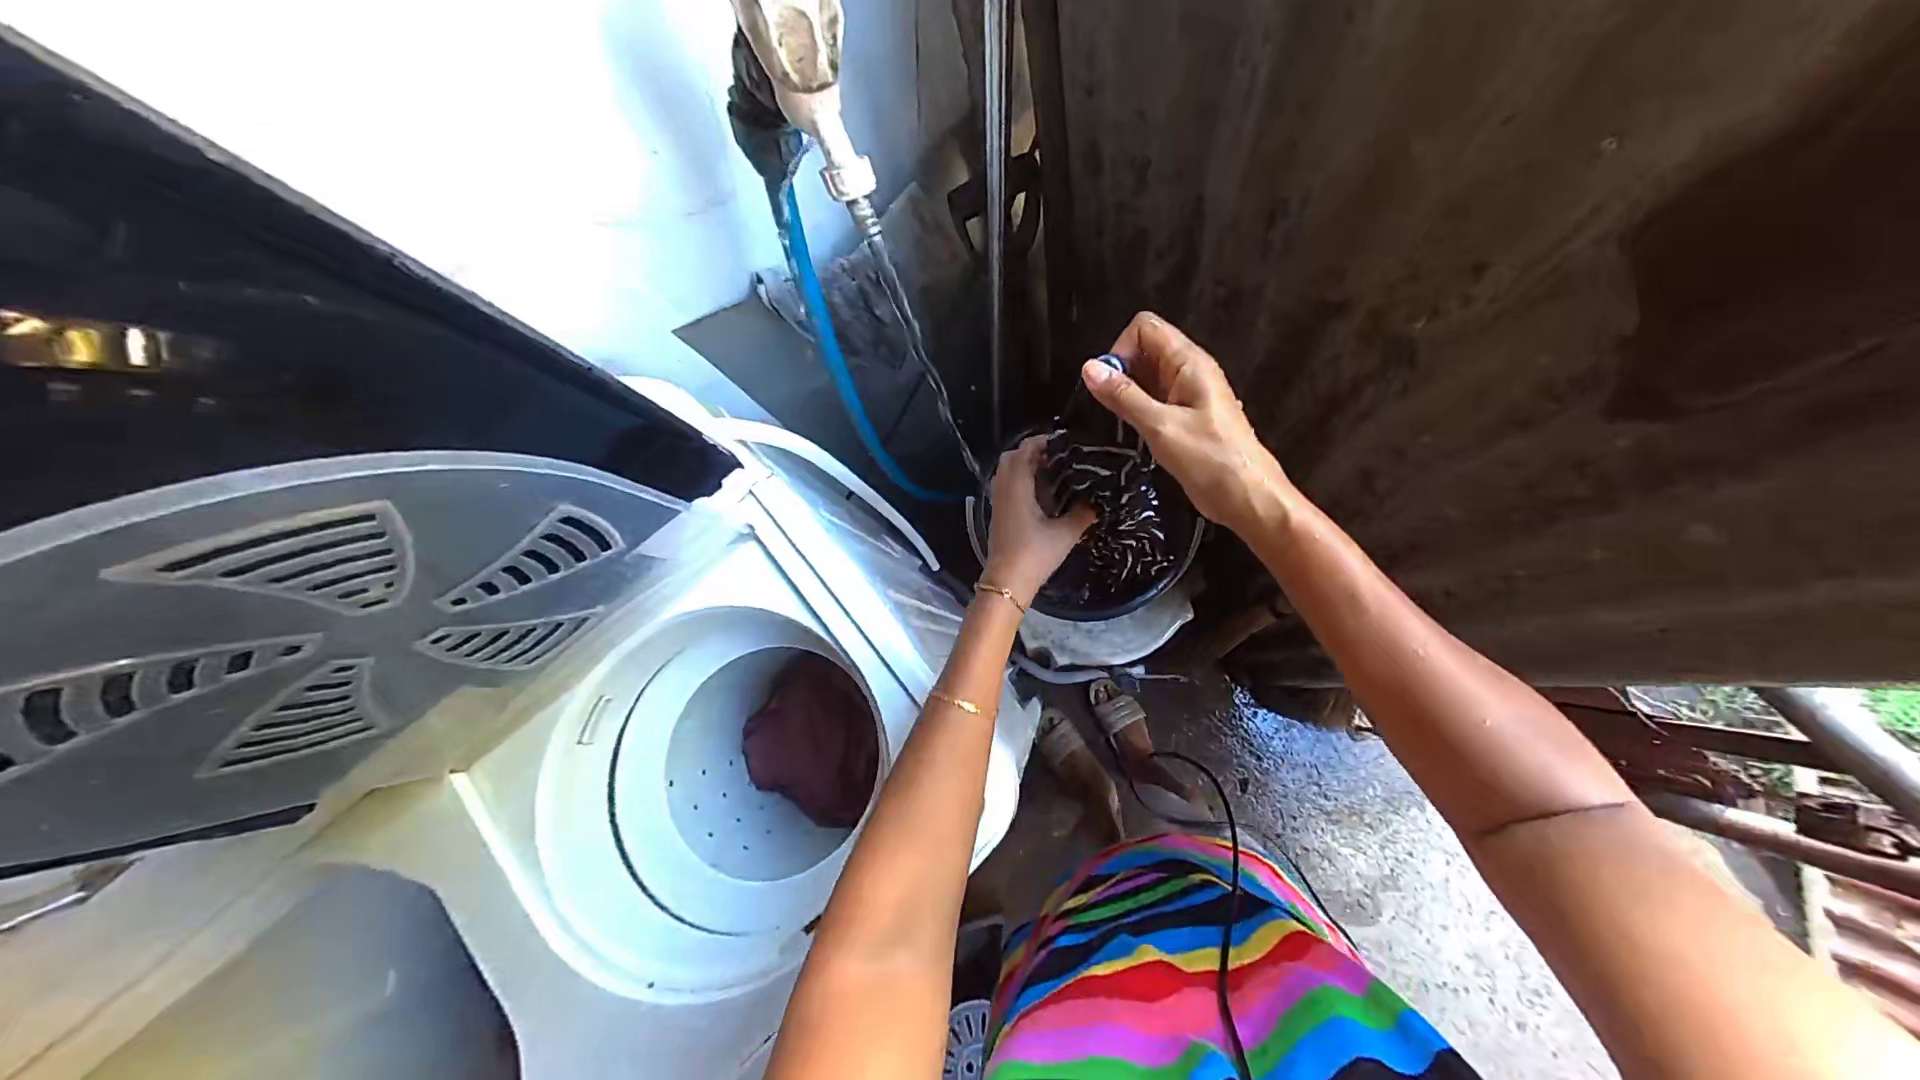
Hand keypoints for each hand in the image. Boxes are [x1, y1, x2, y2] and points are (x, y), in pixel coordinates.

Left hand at [983, 434, 1095, 605]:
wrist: (1007, 582)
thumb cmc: (1035, 554)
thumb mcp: (1065, 533)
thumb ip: (1084, 514)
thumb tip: (1099, 501)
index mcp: (1017, 486)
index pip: (1025, 450)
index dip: (1042, 441)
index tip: (1064, 442)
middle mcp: (1003, 488)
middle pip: (1012, 456)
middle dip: (1032, 451)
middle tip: (1058, 455)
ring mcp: (998, 501)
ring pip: (1007, 472)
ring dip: (1025, 466)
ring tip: (1052, 471)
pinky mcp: (999, 514)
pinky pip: (1006, 486)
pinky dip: (1020, 480)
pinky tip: (1041, 493)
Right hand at [1081, 311, 1296, 533]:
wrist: (1247, 497)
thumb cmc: (1213, 461)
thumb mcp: (1160, 426)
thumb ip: (1123, 396)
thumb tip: (1091, 370)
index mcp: (1190, 364)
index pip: (1145, 328)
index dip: (1121, 350)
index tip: (1110, 383)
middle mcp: (1190, 372)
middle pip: (1145, 350)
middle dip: (1121, 372)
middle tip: (1114, 406)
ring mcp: (1188, 394)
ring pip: (1147, 377)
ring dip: (1128, 393)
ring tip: (1125, 422)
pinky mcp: (1185, 417)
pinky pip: (1154, 400)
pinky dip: (1138, 410)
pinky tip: (1136, 433)